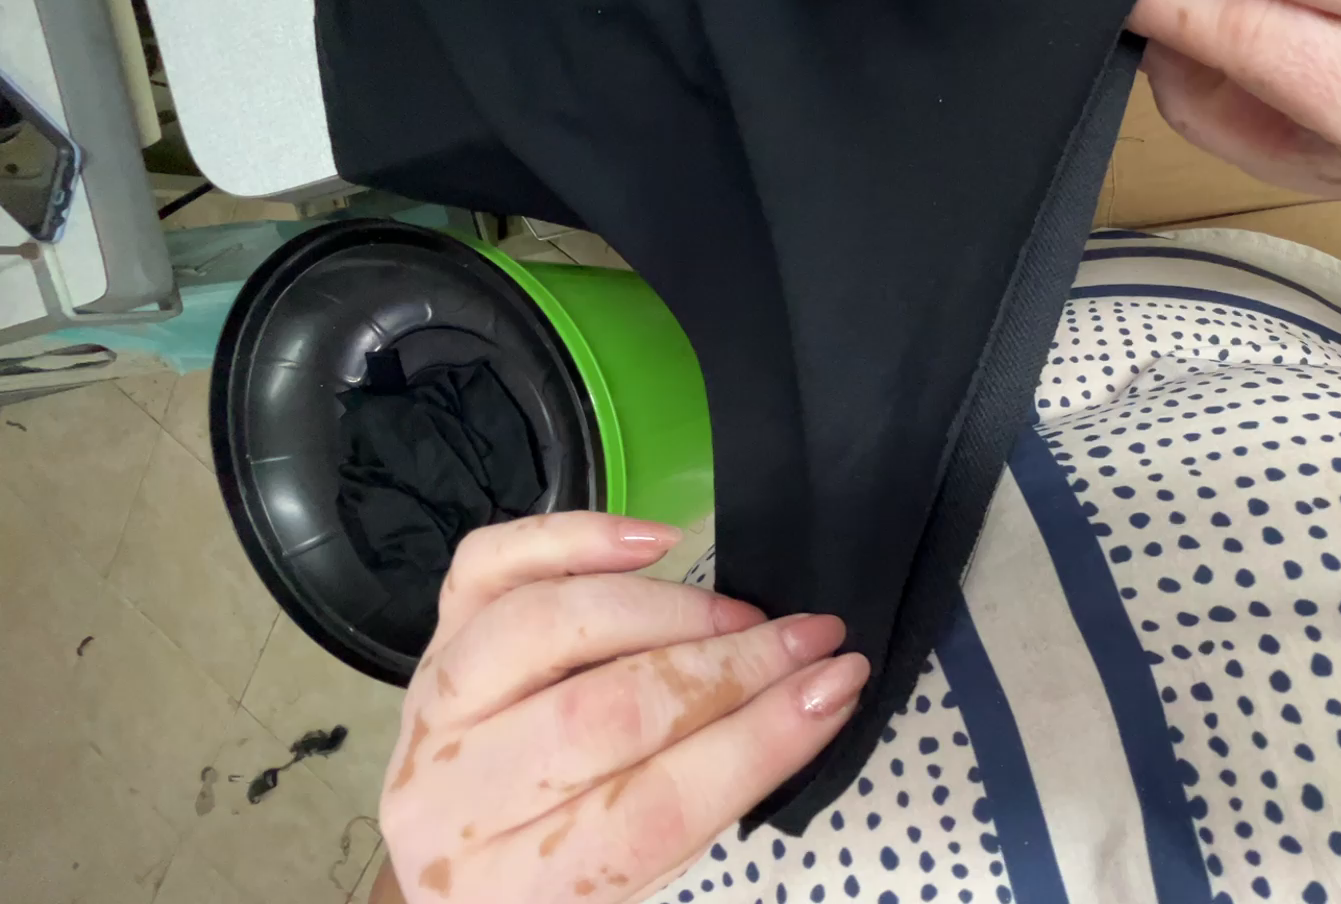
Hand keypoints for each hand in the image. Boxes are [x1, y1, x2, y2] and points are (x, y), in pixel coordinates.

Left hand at [375, 512, 869, 902]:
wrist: (466, 842)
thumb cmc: (581, 845)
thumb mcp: (652, 859)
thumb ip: (720, 781)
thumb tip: (819, 685)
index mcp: (525, 887)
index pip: (657, 810)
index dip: (762, 738)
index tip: (839, 679)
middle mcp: (456, 799)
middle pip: (604, 715)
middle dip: (732, 666)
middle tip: (812, 635)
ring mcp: (436, 703)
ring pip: (546, 627)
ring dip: (667, 610)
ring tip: (740, 615)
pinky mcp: (437, 630)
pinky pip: (490, 561)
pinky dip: (575, 537)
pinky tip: (655, 540)